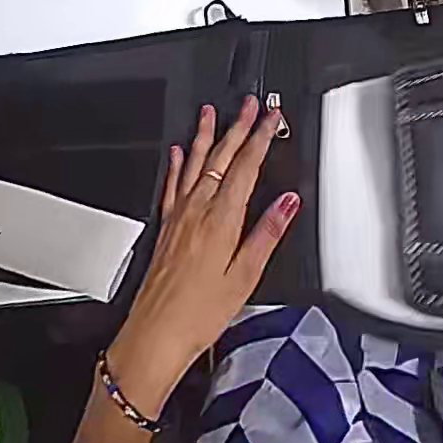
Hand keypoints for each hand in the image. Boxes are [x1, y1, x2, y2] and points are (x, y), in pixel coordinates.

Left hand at [106, 96, 299, 413]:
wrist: (153, 338)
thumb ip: (268, 233)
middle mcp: (198, 211)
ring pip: (195, 164)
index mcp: (222, 220)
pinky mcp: (167, 227)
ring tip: (210, 112)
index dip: (261, 137)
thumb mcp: (246, 277)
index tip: (272, 117)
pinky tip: (178, 152)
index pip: (247, 166)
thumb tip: (289, 201)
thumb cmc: (198, 313)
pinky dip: (177, 164)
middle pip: (222, 157)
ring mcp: (179, 217)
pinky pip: (173, 185)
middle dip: (239, 126)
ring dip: (206, 135)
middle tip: (249, 104)